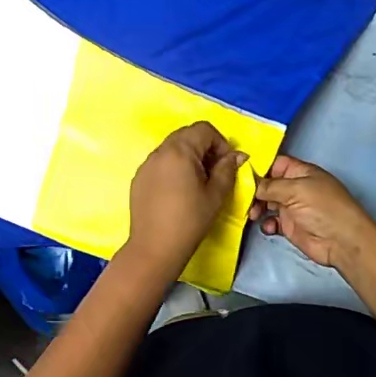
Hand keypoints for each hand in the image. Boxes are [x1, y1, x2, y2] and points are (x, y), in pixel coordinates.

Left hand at [124, 122, 247, 272]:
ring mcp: (145, 165)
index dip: (220, 143)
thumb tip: (237, 155)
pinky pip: (159, 164)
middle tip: (214, 172)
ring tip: (196, 183)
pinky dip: (173, 169)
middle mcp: (159, 151)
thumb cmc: (190, 220)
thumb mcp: (216, 195)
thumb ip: (227, 169)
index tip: (226, 164)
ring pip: (171, 149)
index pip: (204, 129)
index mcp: (180, 150)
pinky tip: (177, 193)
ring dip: (188, 158)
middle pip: (186, 135)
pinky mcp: (138, 179)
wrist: (155, 247)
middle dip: (204, 148)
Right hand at [249, 156, 375, 269]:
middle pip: (268, 185)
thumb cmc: (323, 208)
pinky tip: (269, 227)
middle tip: (242, 198)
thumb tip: (251, 183)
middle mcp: (295, 188)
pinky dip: (267, 224)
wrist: (341, 241)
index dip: (260, 168)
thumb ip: (271, 186)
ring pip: (267, 204)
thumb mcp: (296, 190)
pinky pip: (272, 222)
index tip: (241, 174)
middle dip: (254, 190)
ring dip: (257, 208)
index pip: (276, 164)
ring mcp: (292, 208)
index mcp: (301, 172)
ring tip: (253, 214)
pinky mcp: (290, 227)